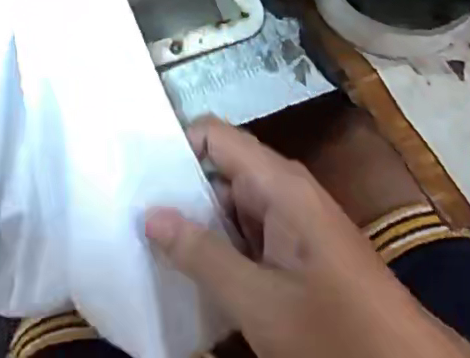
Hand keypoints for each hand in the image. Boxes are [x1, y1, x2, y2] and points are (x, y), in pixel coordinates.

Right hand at [144, 117, 469, 357]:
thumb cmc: (337, 333)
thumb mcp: (259, 301)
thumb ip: (201, 254)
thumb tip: (149, 213)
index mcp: (277, 183)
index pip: (213, 135)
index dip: (175, 145)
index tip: (137, 173)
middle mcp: (283, 191)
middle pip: (218, 170)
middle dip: (179, 192)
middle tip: (132, 215)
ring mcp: (292, 222)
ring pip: (230, 206)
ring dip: (198, 225)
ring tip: (150, 244)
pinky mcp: (297, 252)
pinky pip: (247, 235)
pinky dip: (221, 249)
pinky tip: (193, 274)